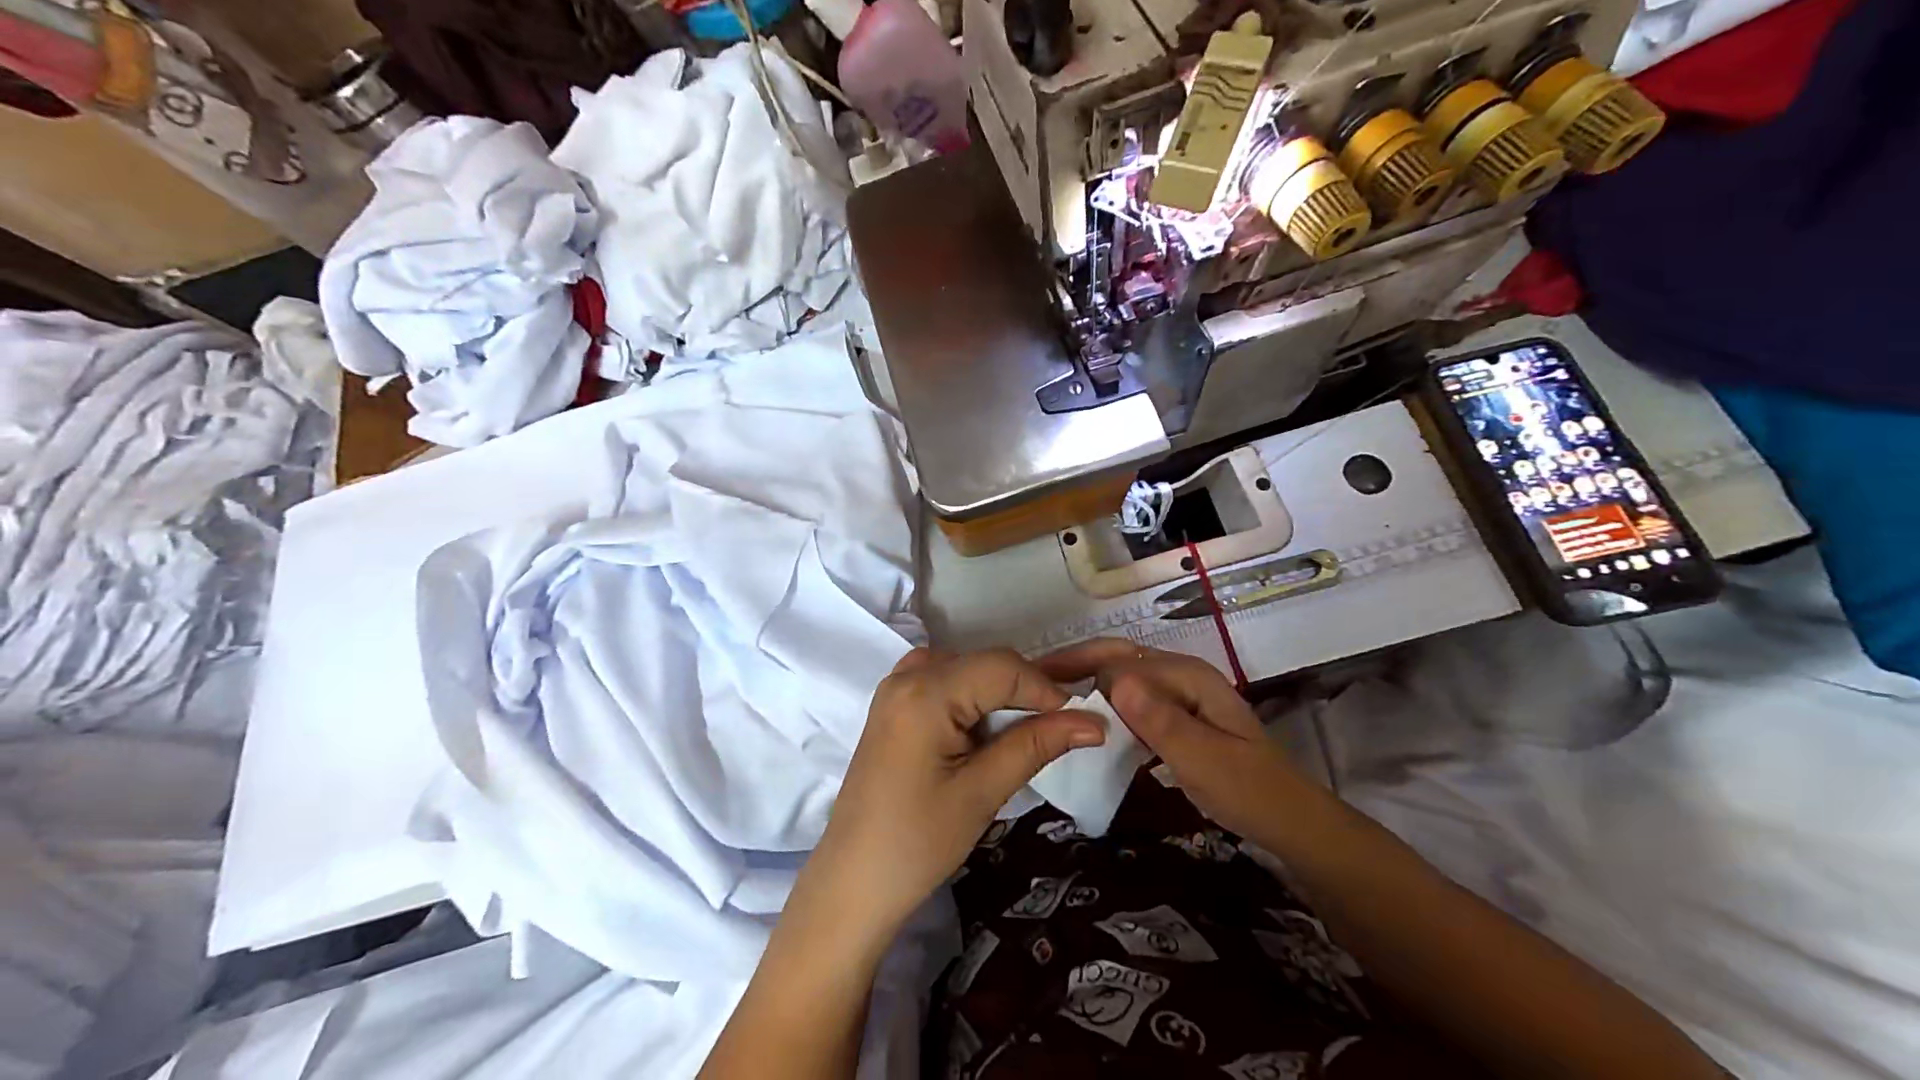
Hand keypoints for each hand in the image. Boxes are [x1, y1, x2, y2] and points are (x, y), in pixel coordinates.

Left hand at [807, 647, 1106, 939]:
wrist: (853, 881)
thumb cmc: (917, 843)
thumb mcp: (982, 792)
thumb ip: (1035, 745)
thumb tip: (1093, 722)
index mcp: (925, 692)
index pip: (1003, 667)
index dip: (1047, 689)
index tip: (1082, 722)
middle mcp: (907, 676)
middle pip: (985, 664)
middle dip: (1028, 691)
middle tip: (1063, 728)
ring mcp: (895, 688)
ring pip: (967, 670)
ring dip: (1003, 694)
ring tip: (1032, 730)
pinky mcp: (893, 707)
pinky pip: (944, 682)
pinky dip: (974, 698)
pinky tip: (988, 729)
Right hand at [1040, 639, 1302, 839]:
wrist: (1287, 820)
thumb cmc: (1249, 790)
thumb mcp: (1204, 760)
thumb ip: (1160, 721)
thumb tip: (1113, 680)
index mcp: (1188, 676)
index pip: (1121, 663)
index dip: (1080, 672)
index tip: (1039, 694)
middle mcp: (1180, 673)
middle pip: (1118, 656)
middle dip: (1076, 666)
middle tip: (1031, 686)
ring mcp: (1177, 693)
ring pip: (1122, 676)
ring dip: (1086, 683)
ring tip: (1047, 700)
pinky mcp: (1174, 714)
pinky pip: (1131, 698)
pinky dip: (1104, 704)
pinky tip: (1083, 720)